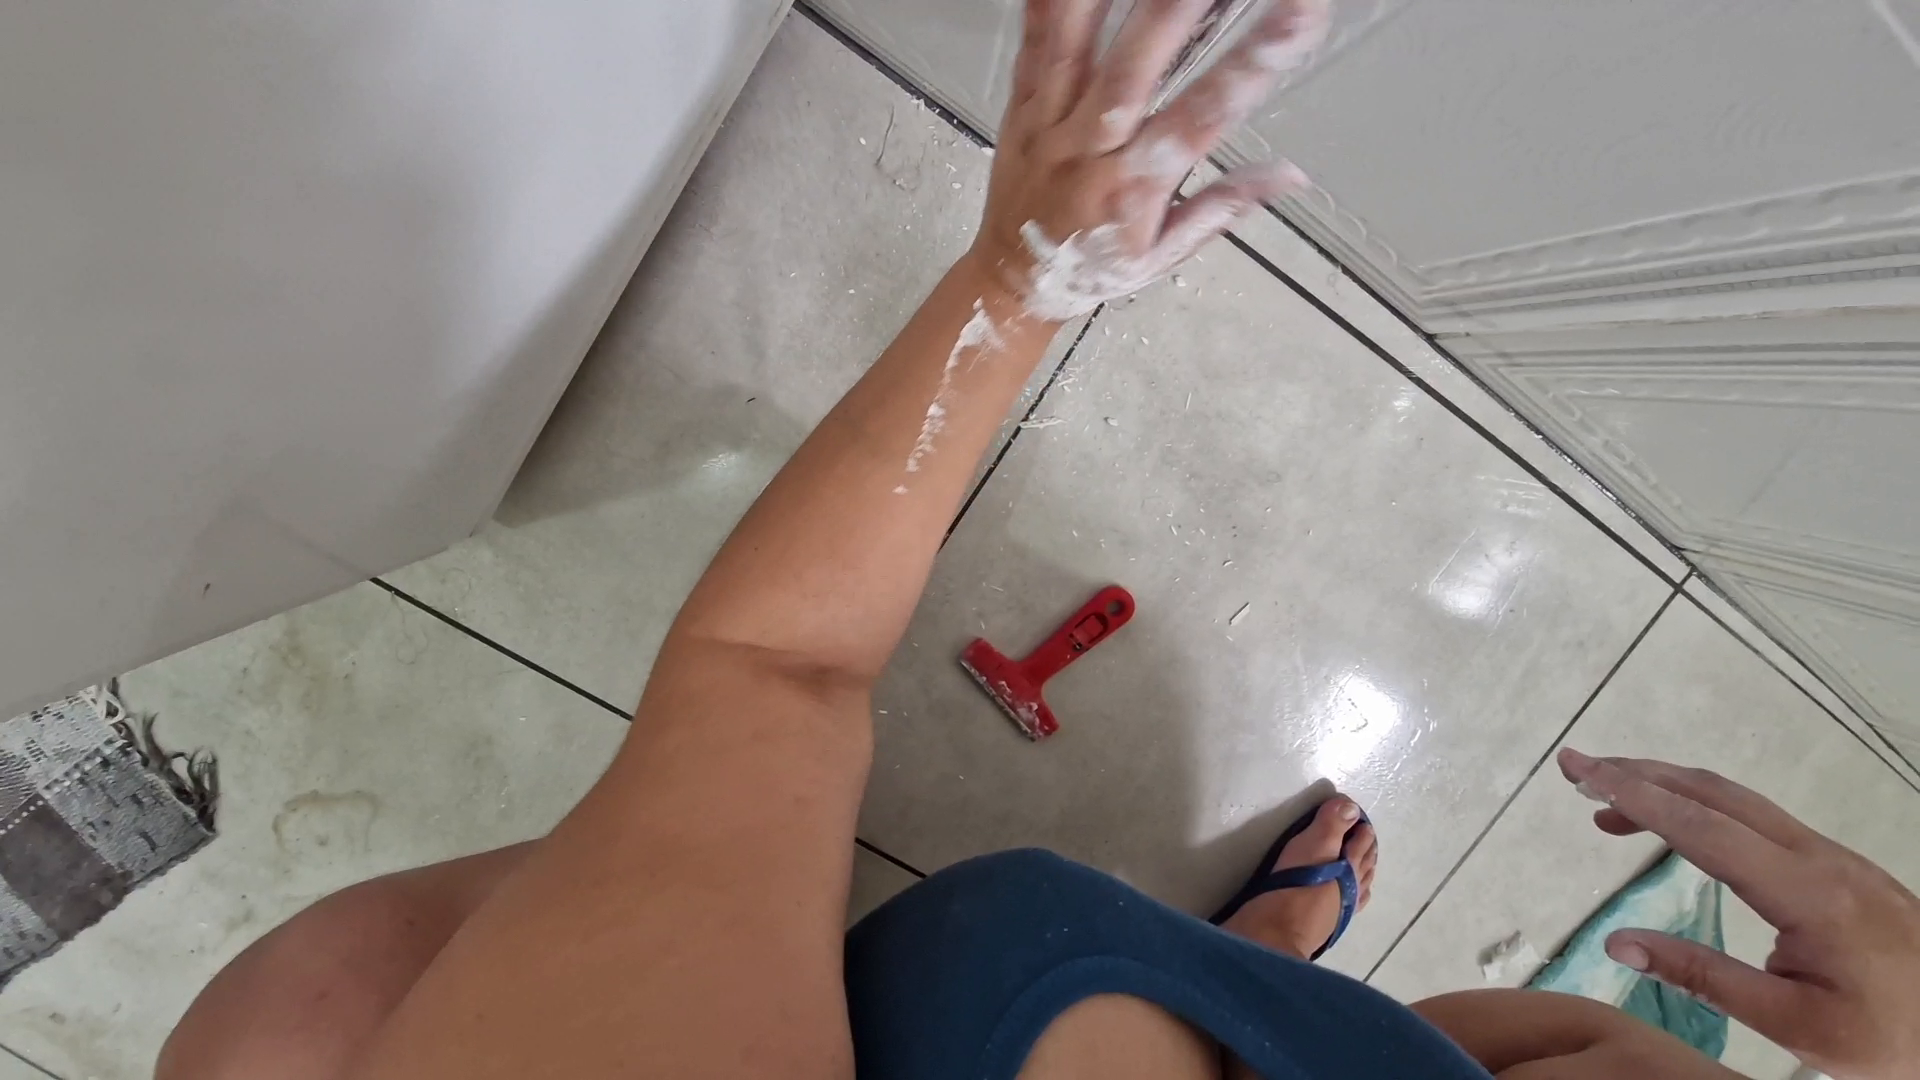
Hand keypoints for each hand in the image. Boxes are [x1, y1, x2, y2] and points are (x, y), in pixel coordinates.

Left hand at [968, 0, 1327, 322]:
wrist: (1012, 281)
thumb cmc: (1088, 269)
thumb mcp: (1159, 256)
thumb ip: (1220, 209)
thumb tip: (1291, 175)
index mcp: (1131, 187)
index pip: (1200, 118)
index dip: (1251, 64)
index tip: (1303, 15)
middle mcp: (1089, 149)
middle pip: (1136, 64)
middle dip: (1182, 5)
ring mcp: (1048, 123)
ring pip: (1077, 41)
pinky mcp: (1019, 109)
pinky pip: (1033, 43)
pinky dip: (1049, 1)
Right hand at [1559, 748, 1919, 1079]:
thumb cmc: (1895, 1039)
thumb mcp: (1799, 1027)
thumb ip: (1705, 978)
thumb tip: (1614, 942)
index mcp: (1807, 892)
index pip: (1700, 824)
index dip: (1632, 794)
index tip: (1579, 771)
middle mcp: (1817, 857)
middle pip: (1712, 793)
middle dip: (1636, 773)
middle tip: (1574, 767)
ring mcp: (1831, 855)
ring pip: (1731, 797)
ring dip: (1661, 783)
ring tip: (1603, 793)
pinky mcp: (1835, 863)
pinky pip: (1748, 813)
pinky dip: (1691, 802)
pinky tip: (1668, 824)